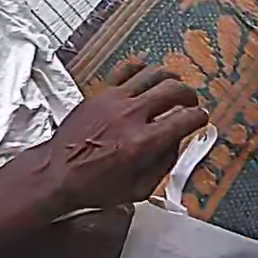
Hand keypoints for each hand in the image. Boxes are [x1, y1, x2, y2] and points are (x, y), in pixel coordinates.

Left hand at [10, 60, 209, 214]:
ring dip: (170, 78)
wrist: (57, 173)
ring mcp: (115, 101)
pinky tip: (148, 72)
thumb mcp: (139, 189)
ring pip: (153, 74)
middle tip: (190, 102)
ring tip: (173, 86)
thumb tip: (177, 143)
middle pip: (174, 90)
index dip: (200, 118)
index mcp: (144, 143)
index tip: (200, 119)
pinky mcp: (101, 93)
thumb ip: (164, 164)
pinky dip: (142, 67)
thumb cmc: (94, 185)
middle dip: (189, 95)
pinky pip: (126, 69)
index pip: (186, 119)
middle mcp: (132, 116)